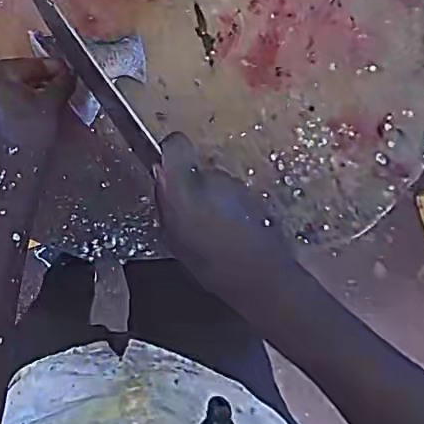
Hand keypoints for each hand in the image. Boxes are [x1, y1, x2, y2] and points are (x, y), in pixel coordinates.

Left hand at [0, 57, 74, 173]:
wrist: (19, 167)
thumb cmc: (33, 131)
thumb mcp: (53, 102)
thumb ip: (62, 81)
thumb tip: (69, 72)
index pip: (30, 63)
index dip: (52, 66)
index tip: (66, 70)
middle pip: (20, 73)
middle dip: (41, 76)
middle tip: (61, 80)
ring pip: (14, 88)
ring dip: (33, 89)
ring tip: (53, 95)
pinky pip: (9, 102)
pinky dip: (24, 101)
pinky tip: (39, 110)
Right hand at [154, 132, 301, 303]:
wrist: (262, 279)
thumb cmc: (210, 262)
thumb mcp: (174, 238)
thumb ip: (165, 204)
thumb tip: (160, 178)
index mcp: (186, 184)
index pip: (176, 144)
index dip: (171, 152)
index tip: (167, 171)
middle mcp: (213, 177)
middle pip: (197, 170)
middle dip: (193, 187)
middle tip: (191, 218)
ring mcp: (238, 186)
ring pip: (217, 185)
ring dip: (213, 201)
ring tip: (213, 232)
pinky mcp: (257, 198)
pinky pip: (234, 198)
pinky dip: (231, 211)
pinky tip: (231, 237)